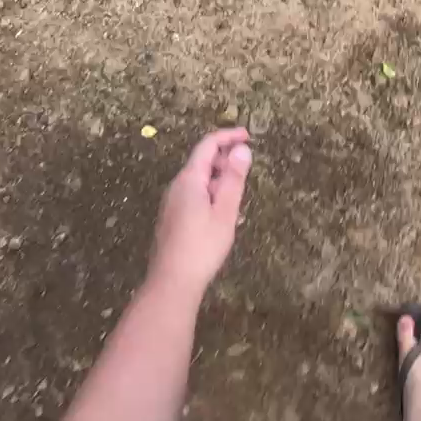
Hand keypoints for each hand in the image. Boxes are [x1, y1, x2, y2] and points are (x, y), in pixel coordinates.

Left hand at [147, 128, 252, 295]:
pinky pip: (194, 195)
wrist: (172, 283)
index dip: (228, 137)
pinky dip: (210, 194)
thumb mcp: (225, 211)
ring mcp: (172, 203)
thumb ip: (234, 178)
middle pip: (202, 161)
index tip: (248, 136)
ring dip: (219, 180)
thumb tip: (242, 149)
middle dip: (225, 159)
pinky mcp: (172, 218)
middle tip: (246, 171)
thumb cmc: (202, 246)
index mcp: (189, 179)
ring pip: (198, 180)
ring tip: (237, 198)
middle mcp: (177, 186)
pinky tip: (222, 215)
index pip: (208, 145)